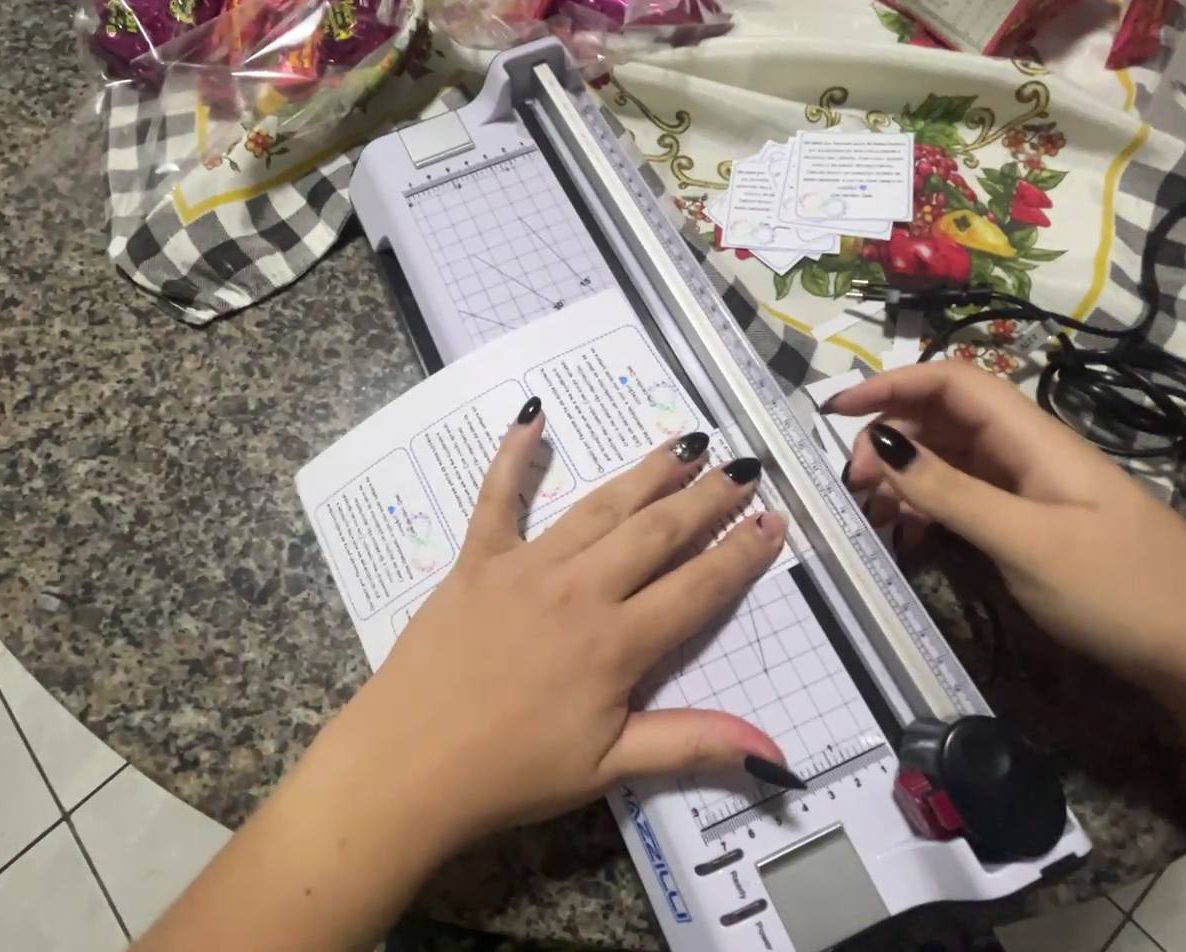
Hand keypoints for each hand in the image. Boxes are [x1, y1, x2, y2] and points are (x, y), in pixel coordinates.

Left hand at [311, 399, 790, 853]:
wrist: (409, 764)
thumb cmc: (511, 772)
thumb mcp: (608, 768)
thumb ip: (691, 744)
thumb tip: (776, 751)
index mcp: (616, 643)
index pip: (697, 587)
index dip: (741, 554)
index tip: (774, 520)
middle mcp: (579, 589)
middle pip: (656, 533)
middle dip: (706, 498)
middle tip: (741, 467)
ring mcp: (525, 565)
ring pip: (599, 507)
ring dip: (645, 473)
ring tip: (684, 443)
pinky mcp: (478, 558)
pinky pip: (498, 496)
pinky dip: (514, 455)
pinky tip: (533, 414)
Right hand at [824, 361, 1185, 685]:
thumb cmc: (1126, 594)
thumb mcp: (1027, 543)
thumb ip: (949, 491)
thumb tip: (880, 442)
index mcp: (1036, 440)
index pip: (954, 382)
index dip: (892, 383)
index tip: (836, 409)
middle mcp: (1027, 453)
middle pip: (942, 417)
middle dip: (888, 437)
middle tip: (858, 486)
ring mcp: (1028, 488)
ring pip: (946, 457)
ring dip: (902, 475)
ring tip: (879, 515)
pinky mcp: (1027, 522)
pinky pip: (961, 496)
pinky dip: (926, 505)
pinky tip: (910, 532)